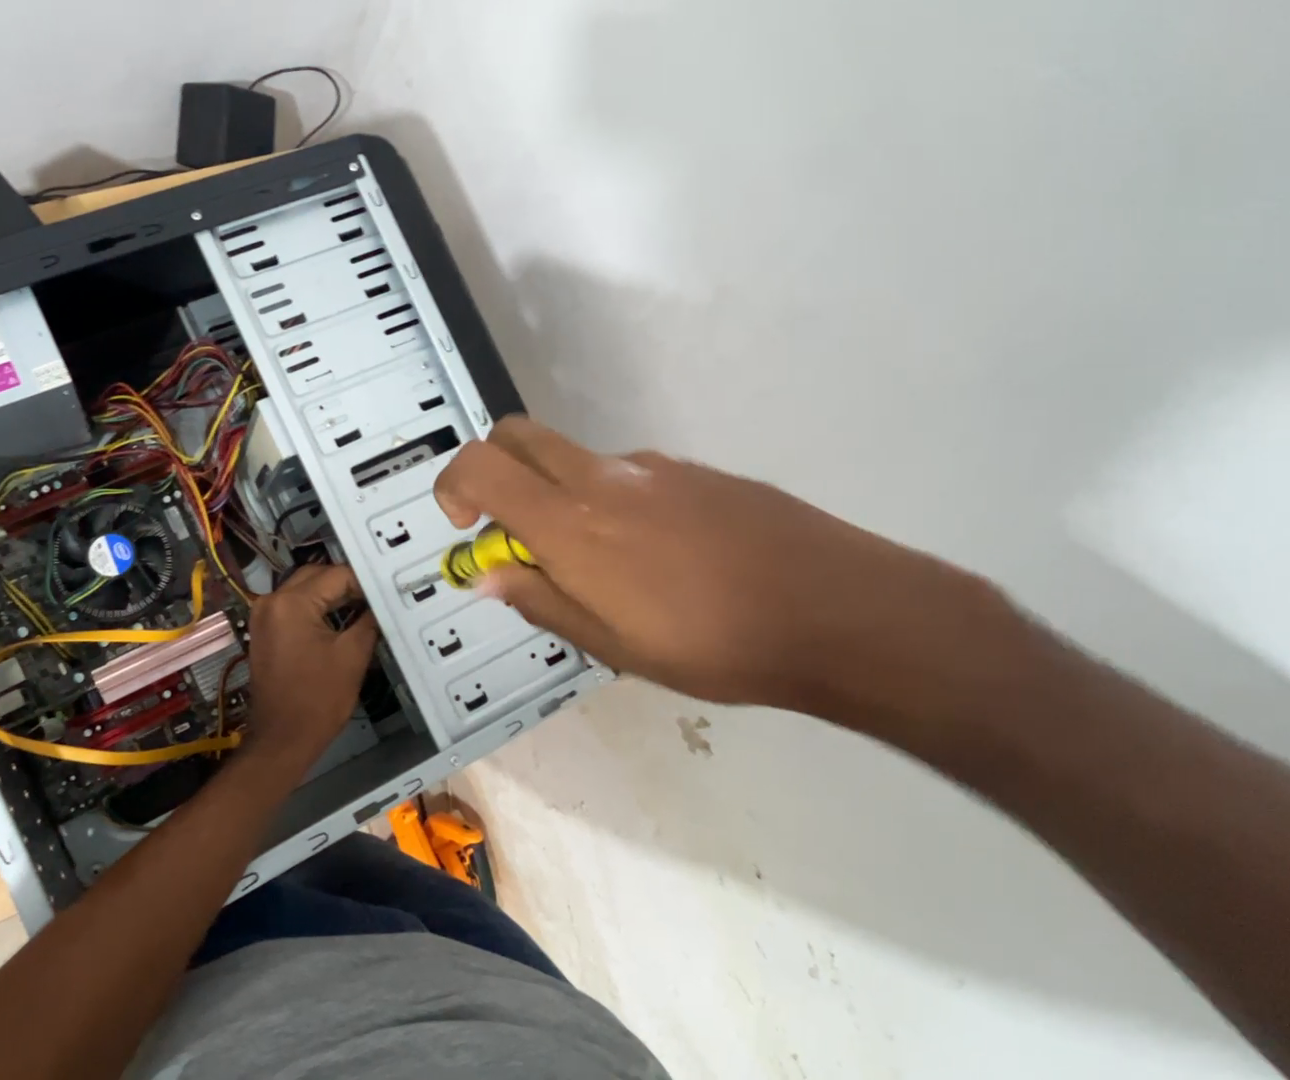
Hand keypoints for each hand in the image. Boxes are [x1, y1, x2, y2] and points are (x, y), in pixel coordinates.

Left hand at [243, 564, 379, 759]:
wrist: (282, 739)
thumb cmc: (318, 699)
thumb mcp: (352, 656)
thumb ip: (368, 621)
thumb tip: (381, 603)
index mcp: (291, 602)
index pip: (336, 575)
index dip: (365, 582)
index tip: (387, 591)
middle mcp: (271, 600)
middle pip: (316, 576)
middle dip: (347, 584)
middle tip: (377, 597)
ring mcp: (263, 615)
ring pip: (304, 589)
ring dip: (331, 595)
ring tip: (364, 606)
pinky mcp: (264, 630)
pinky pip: (293, 607)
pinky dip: (316, 609)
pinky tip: (341, 619)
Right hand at [433, 416, 1006, 724]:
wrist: (838, 610)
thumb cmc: (713, 644)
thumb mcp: (613, 645)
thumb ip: (541, 600)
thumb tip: (486, 573)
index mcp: (572, 523)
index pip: (481, 466)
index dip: (452, 487)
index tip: (464, 528)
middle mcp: (604, 478)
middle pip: (517, 435)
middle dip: (493, 470)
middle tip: (512, 531)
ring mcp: (654, 468)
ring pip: (576, 460)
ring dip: (559, 497)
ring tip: (606, 572)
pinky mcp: (696, 472)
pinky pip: (628, 475)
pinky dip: (612, 504)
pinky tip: (661, 562)